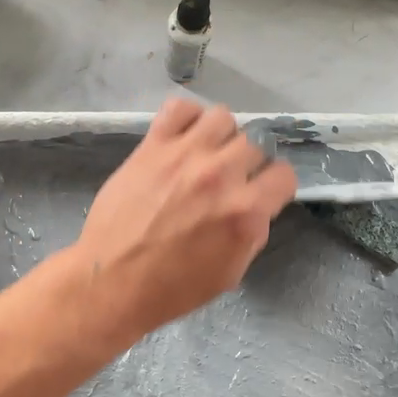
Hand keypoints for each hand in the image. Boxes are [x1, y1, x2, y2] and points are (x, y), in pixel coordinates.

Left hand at [76, 99, 296, 337]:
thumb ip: (252, 233)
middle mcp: (221, 176)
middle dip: (246, 164)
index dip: (274, 187)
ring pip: (223, 118)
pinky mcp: (152, 146)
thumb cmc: (172, 288)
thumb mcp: (230, 273)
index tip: (261, 194)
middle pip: (254, 144)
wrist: (113, 281)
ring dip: (220, 137)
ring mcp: (185, 155)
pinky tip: (182, 139)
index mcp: (245, 212)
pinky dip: (187, 118)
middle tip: (226, 182)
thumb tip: (255, 208)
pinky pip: (180, 108)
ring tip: (205, 157)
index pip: (284, 175)